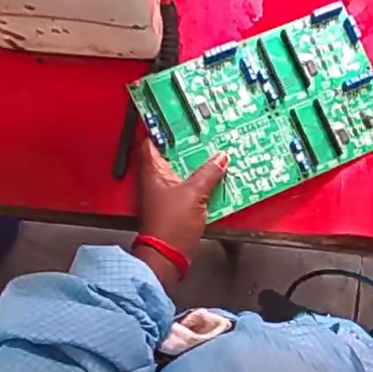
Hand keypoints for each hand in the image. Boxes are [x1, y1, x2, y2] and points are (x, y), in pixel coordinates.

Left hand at [136, 138, 226, 258]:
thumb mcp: (194, 194)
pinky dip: (200, 181)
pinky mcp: (176, 206)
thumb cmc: (171, 225)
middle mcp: (156, 180)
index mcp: (153, 171)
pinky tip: (215, 177)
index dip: (163, 127)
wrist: (169, 255)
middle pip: (171, 154)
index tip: (178, 116)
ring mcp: (165, 193)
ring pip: (182, 171)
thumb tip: (220, 158)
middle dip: (187, 144)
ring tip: (214, 150)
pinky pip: (189, 187)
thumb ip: (208, 173)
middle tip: (204, 131)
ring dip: (196, 163)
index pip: (152, 140)